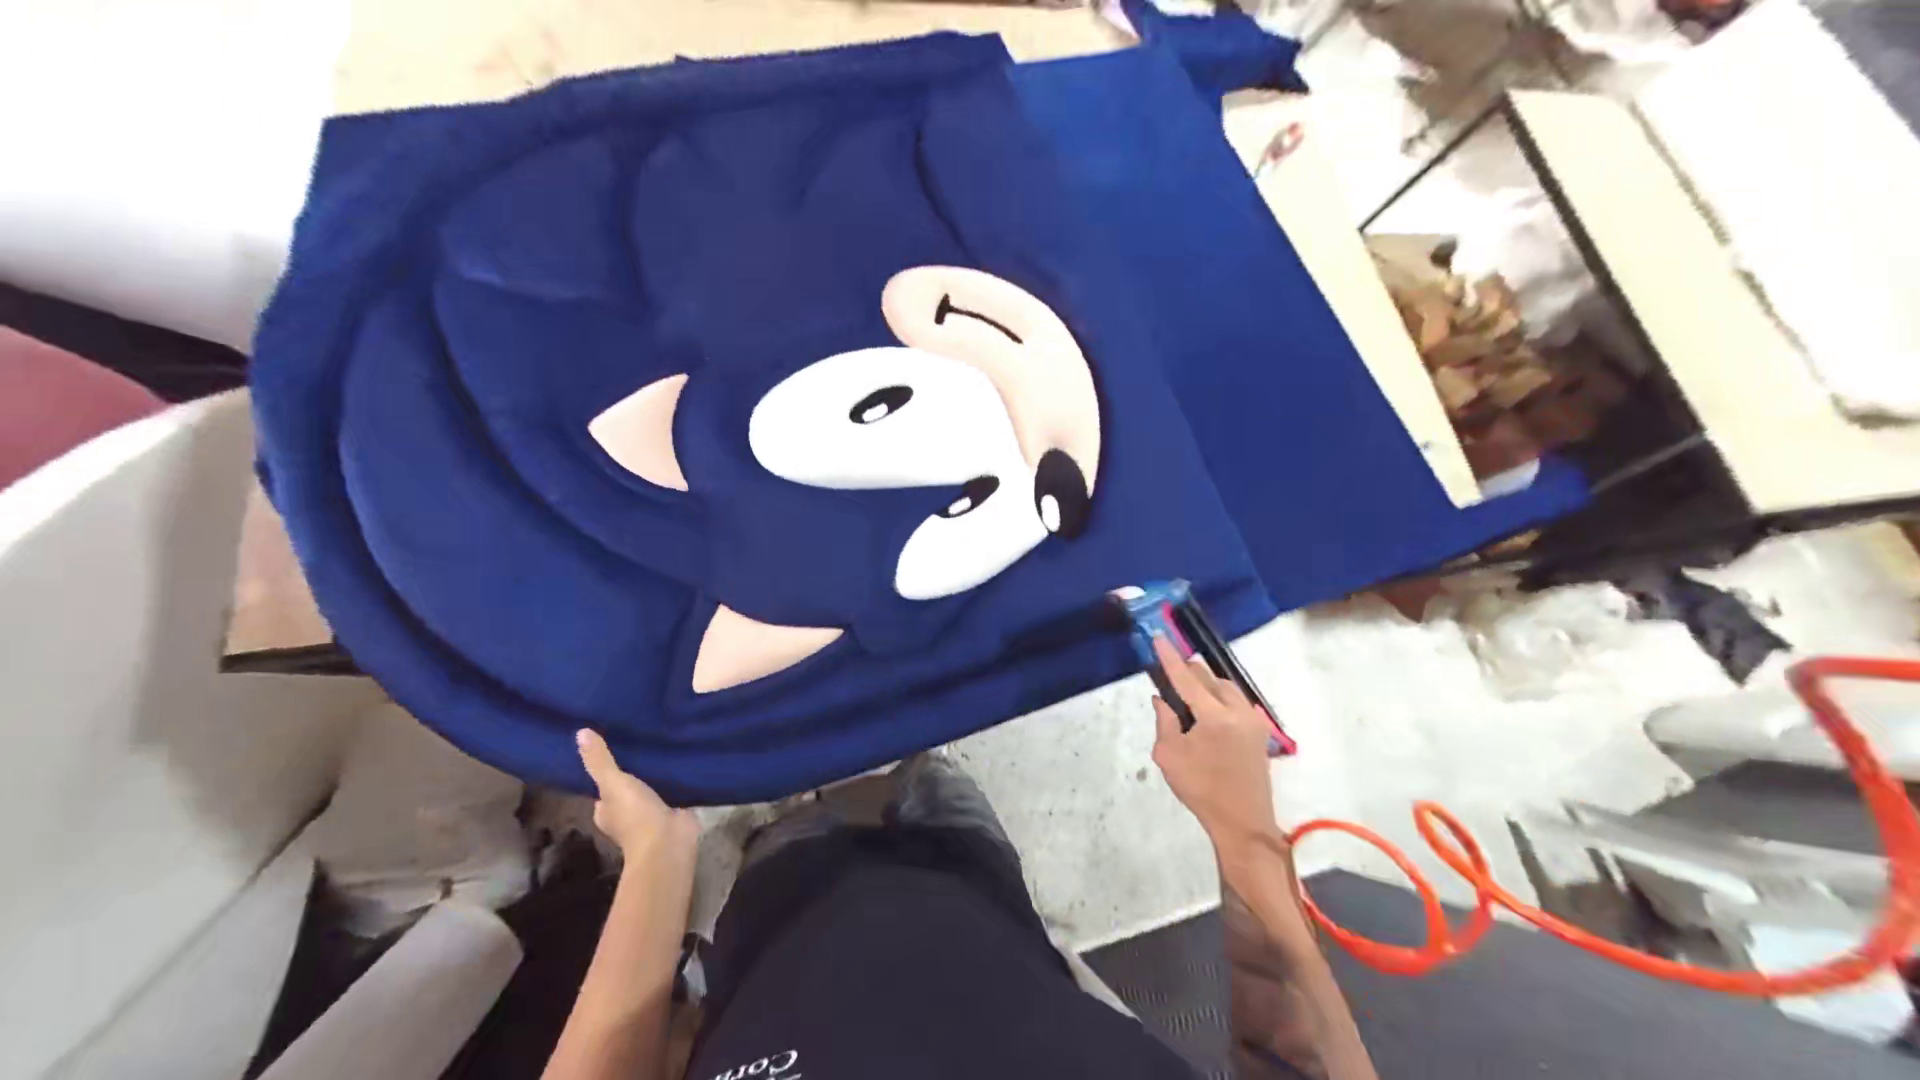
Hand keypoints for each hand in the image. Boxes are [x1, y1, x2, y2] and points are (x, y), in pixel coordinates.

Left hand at [576, 729, 699, 860]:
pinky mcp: (673, 809)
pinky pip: (673, 788)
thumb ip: (599, 760)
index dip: (607, 767)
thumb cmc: (634, 815)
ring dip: (657, 771)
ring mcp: (651, 812)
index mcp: (605, 809)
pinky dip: (676, 777)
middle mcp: (625, 812)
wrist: (668, 840)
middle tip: (645, 736)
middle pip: (628, 784)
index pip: (602, 785)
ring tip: (665, 740)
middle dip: (636, 767)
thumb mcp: (613, 784)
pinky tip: (684, 757)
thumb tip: (580, 732)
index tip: (616, 742)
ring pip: (651, 786)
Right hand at [1148, 636, 1282, 856]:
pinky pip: (1236, 701)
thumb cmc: (1200, 789)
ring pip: (1225, 687)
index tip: (1159, 637)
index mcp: (1214, 716)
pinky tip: (1207, 711)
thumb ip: (1165, 721)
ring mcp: (1252, 720)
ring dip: (1205, 685)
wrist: (1242, 822)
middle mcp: (1238, 710)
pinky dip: (1219, 698)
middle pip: (1209, 677)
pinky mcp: (1259, 731)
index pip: (1186, 677)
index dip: (1170, 657)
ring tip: (1187, 696)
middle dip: (1188, 672)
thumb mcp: (1169, 755)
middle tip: (1169, 676)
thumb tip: (1162, 699)